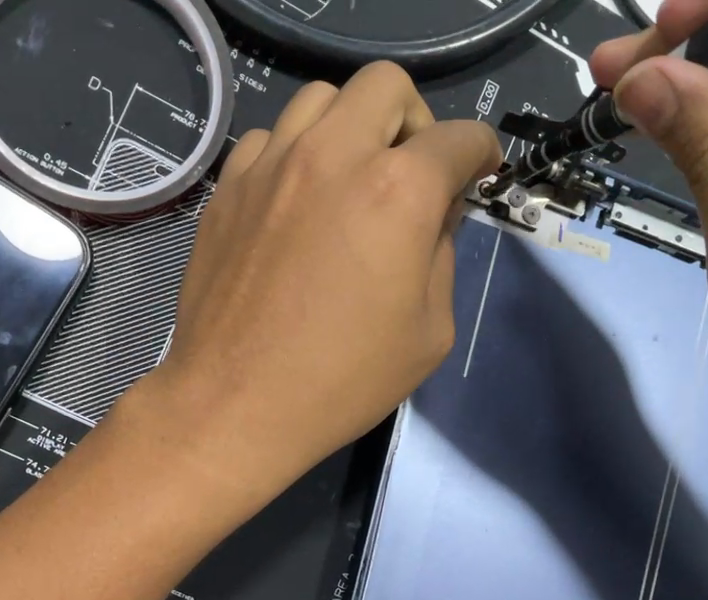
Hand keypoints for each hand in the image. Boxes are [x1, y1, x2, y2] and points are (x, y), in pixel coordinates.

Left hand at [126, 62, 500, 503]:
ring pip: (320, 100)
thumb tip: (435, 217)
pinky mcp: (228, 189)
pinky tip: (295, 203)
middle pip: (386, 88)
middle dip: (413, 122)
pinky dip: (293, 156)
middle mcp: (334, 156)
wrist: (237, 404)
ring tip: (348, 181)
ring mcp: (272, 166)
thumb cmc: (342, 382)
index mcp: (398, 190)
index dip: (479, 155)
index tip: (477, 174)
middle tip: (410, 174)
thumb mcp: (429, 333)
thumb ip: (442, 256)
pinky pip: (268, 140)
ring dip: (349, 129)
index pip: (458, 139)